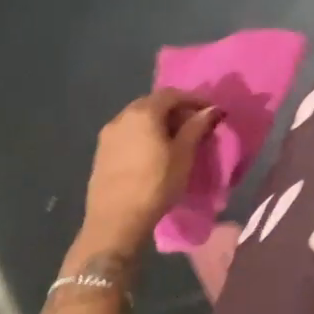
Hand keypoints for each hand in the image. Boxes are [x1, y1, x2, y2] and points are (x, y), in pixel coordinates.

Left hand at [80, 89, 220, 250]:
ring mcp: (108, 134)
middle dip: (176, 109)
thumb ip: (197, 127)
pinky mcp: (102, 152)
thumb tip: (212, 109)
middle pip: (152, 103)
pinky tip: (154, 151)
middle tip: (195, 124)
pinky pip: (128, 133)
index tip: (211, 110)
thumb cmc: (156, 183)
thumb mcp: (184, 154)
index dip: (194, 99)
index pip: (172, 94)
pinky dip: (145, 134)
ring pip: (138, 118)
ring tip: (176, 139)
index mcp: (143, 113)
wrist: (116, 219)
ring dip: (159, 122)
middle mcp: (122, 117)